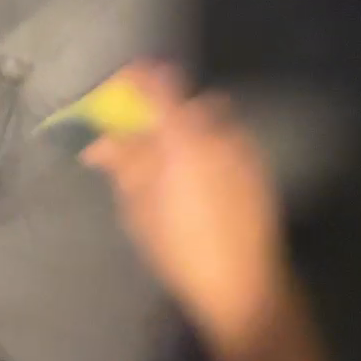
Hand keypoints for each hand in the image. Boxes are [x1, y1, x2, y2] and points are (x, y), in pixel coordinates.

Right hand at [81, 62, 291, 347]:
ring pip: (212, 121)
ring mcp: (244, 149)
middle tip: (143, 135)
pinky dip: (209, 146)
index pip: (159, 85)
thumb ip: (124, 164)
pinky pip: (228, 141)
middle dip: (163, 110)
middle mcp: (217, 133)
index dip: (138, 77)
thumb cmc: (178, 247)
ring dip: (189, 127)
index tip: (121, 80)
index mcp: (182, 138)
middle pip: (187, 102)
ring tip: (172, 159)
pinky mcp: (258, 169)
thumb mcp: (137, 207)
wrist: (243, 283)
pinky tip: (198, 179)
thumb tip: (102, 142)